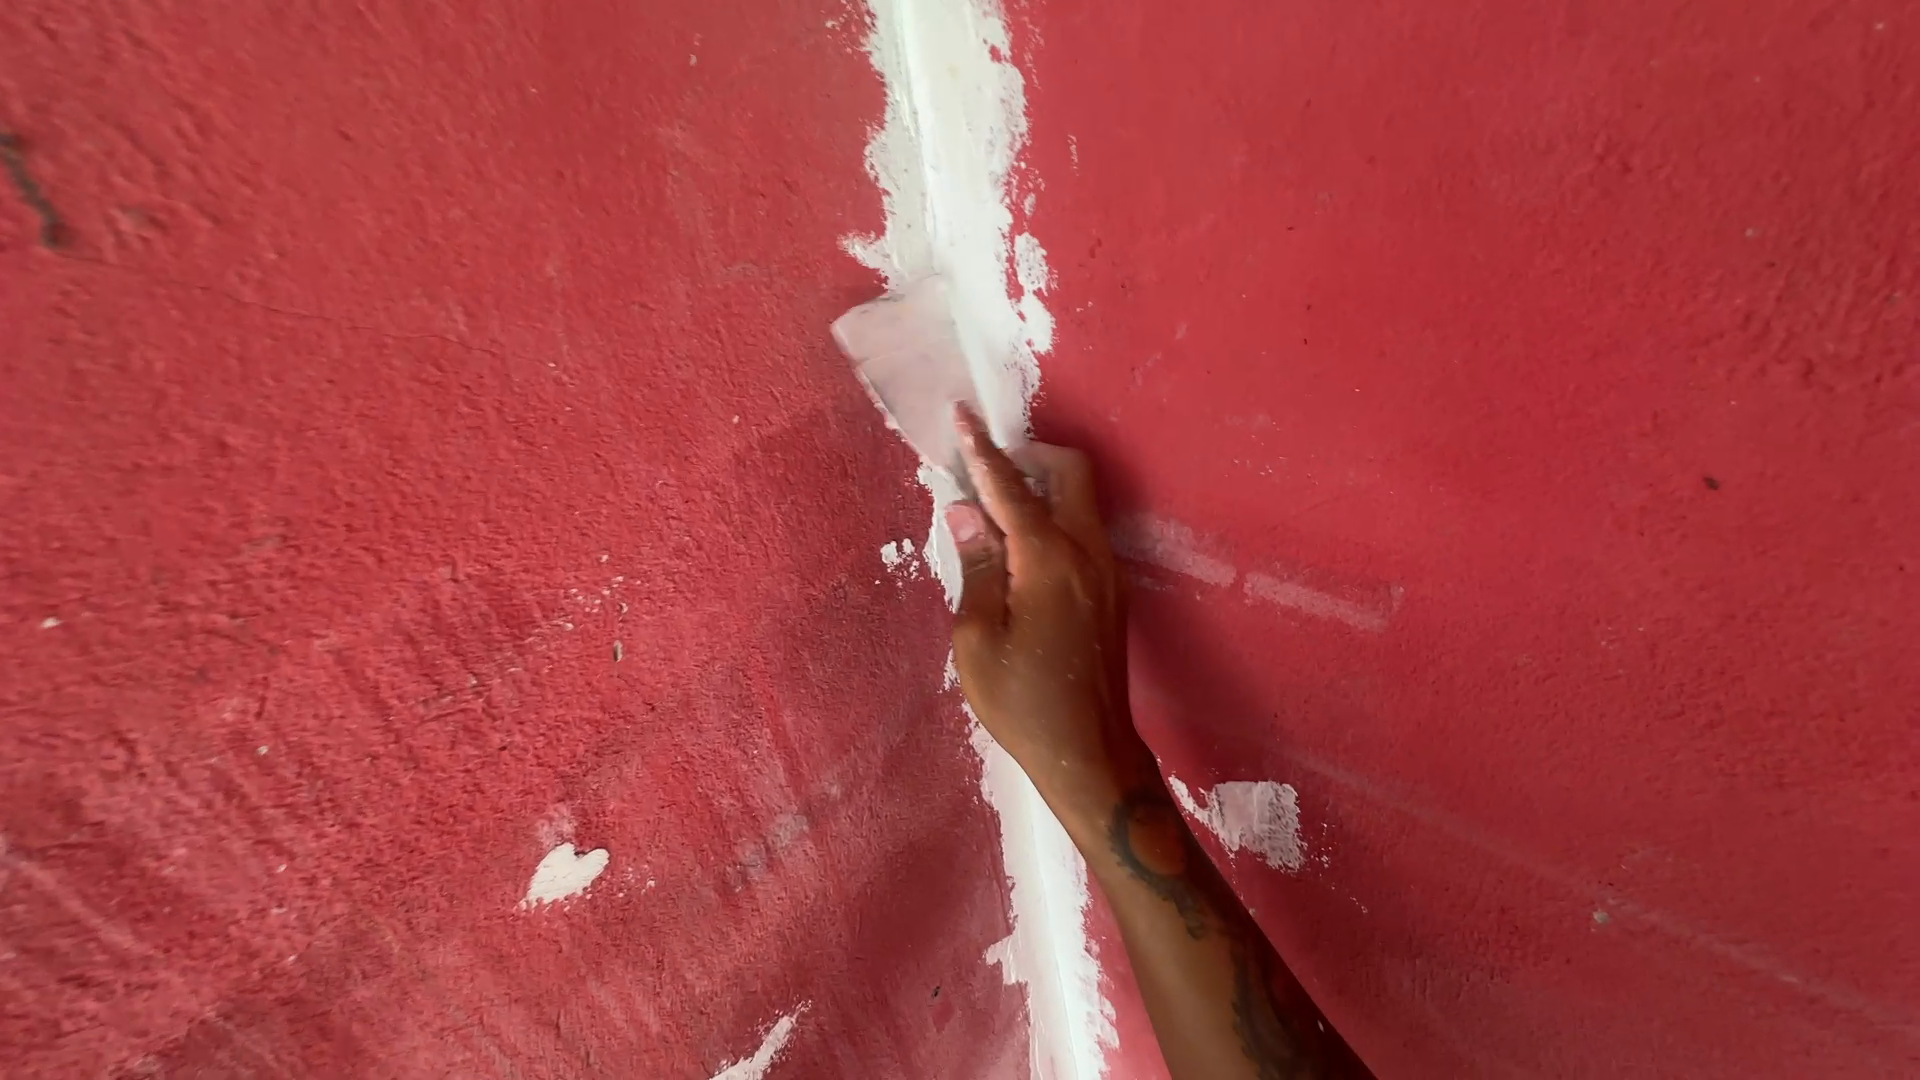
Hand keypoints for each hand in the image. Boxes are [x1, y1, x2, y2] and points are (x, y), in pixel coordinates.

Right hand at [946, 407, 1140, 804]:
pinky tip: (1019, 550)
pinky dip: (1052, 518)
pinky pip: (1082, 530)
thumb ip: (975, 566)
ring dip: (1041, 487)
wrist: (1089, 751)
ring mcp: (1107, 570)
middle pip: (1069, 471)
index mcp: (1049, 560)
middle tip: (985, 471)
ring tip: (994, 513)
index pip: (1011, 489)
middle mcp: (1088, 552)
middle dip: (1028, 455)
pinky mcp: (1111, 590)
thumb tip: (966, 512)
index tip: (962, 416)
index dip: (981, 451)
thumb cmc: (1022, 701)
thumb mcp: (977, 638)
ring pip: (1080, 499)